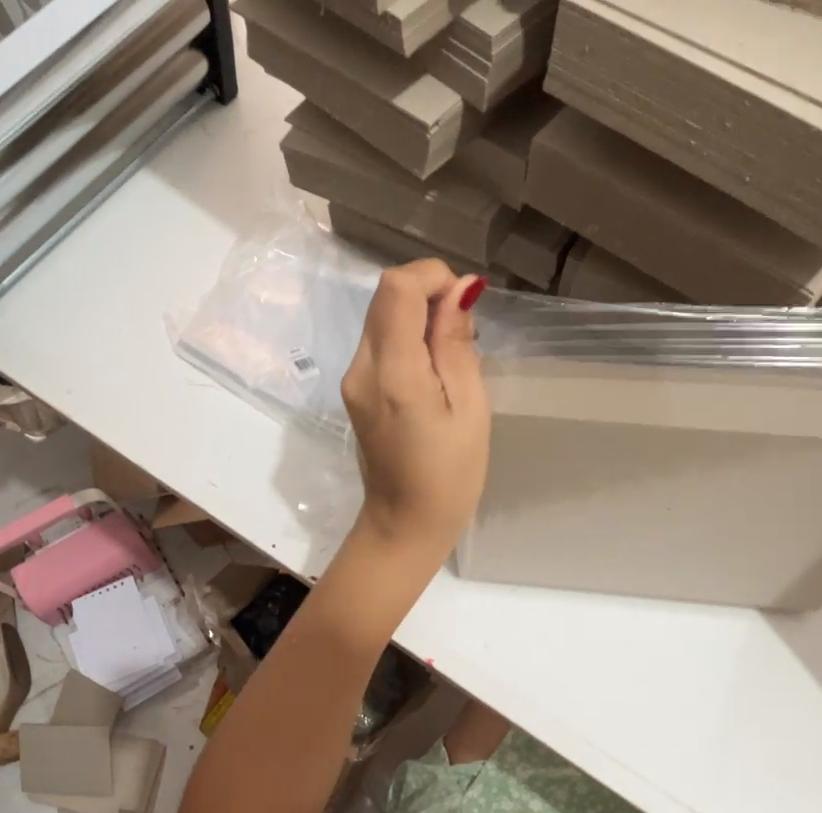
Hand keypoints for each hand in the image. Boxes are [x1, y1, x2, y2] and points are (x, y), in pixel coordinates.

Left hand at [341, 260, 490, 559]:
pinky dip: (407, 338)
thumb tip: (460, 288)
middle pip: (384, 296)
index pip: (398, 288)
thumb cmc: (450, 476)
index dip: (434, 279)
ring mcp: (352, 380)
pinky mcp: (354, 390)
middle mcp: (361, 368)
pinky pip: (380, 342)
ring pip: (381, 317)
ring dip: (418, 316)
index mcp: (392, 373)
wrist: (404, 525)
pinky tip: (432, 371)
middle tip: (463, 332)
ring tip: (452, 355)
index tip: (465, 307)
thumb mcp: (469, 408)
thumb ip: (457, 343)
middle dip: (428, 294)